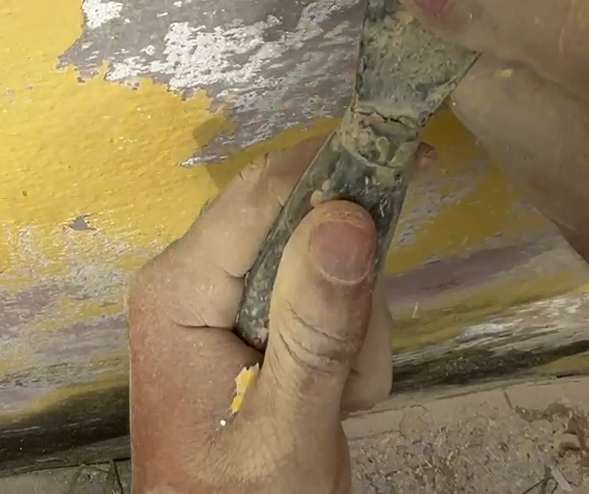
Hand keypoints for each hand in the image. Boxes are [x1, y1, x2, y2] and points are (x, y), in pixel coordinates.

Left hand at [127, 139, 390, 492]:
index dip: (332, 170)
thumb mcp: (286, 429)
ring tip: (337, 402)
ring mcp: (221, 295)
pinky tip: (331, 401)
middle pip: (293, 223)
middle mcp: (192, 274)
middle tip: (356, 358)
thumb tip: (346, 215)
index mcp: (179, 286)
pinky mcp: (251, 317)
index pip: (260, 195)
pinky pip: (318, 295)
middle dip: (344, 287)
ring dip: (349, 328)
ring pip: (318, 261)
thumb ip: (315, 327)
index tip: (409, 158)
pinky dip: (344, 343)